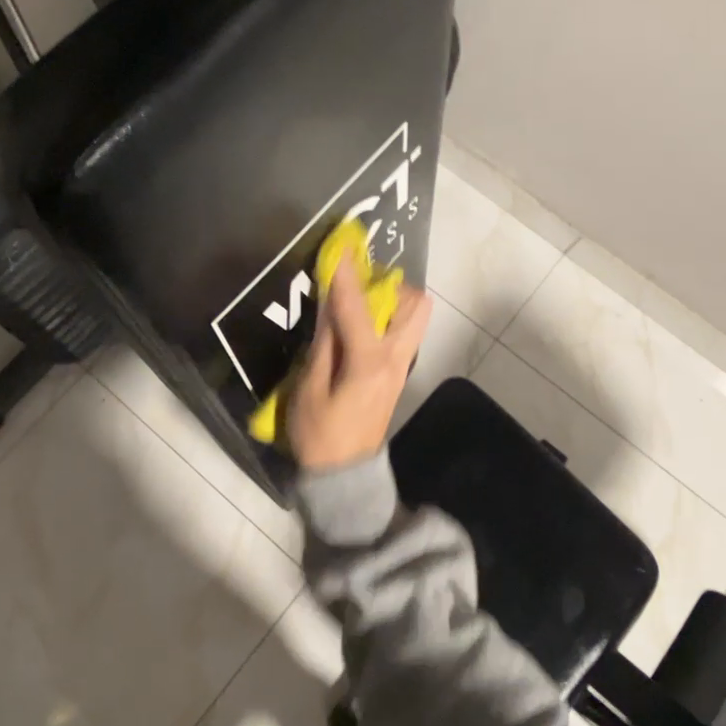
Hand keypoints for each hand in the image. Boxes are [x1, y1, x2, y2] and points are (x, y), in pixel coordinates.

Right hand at [286, 258, 433, 470]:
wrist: (344, 478)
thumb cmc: (320, 434)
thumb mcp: (309, 388)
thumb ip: (323, 342)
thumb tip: (329, 302)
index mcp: (369, 362)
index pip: (357, 307)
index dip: (346, 275)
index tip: (340, 247)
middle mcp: (395, 359)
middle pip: (415, 305)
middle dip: (390, 285)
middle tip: (360, 283)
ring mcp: (402, 367)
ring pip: (415, 318)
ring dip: (393, 301)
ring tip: (359, 303)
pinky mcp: (398, 374)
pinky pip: (404, 332)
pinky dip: (388, 318)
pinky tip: (360, 325)